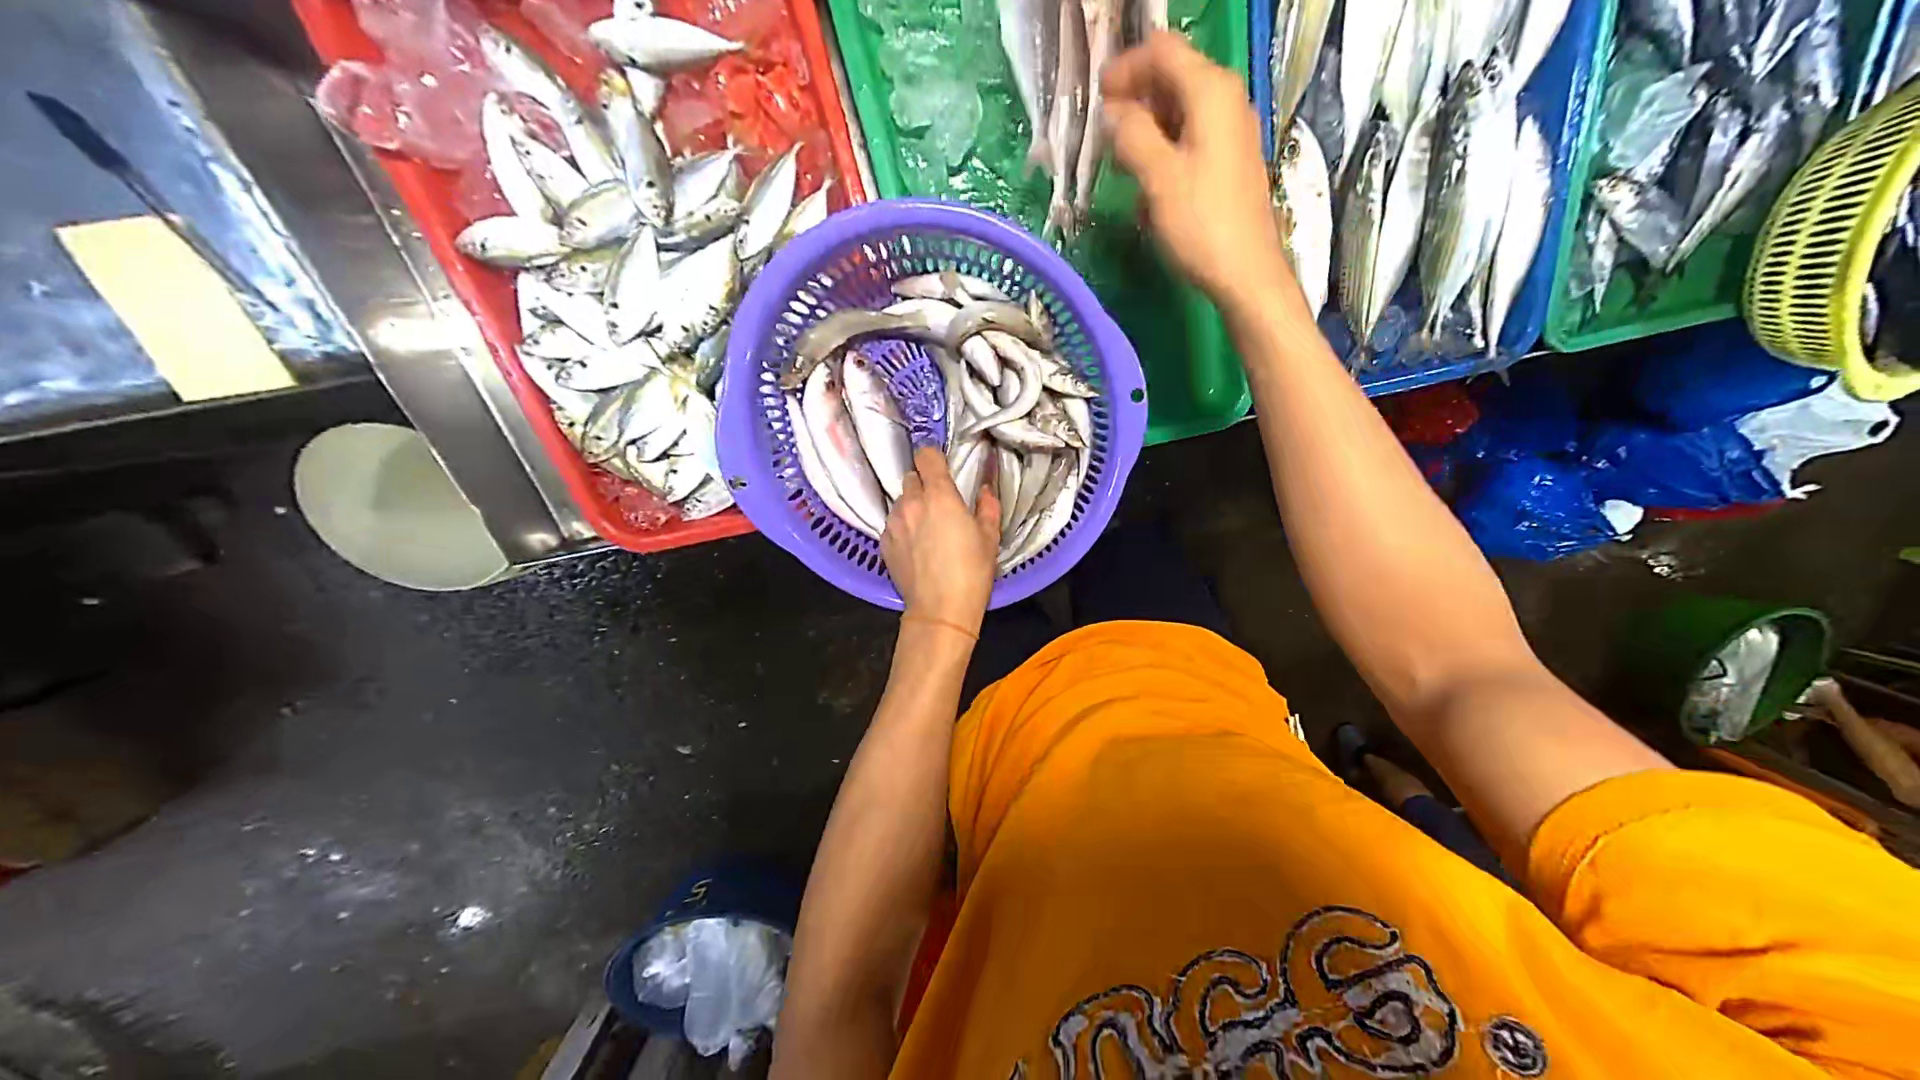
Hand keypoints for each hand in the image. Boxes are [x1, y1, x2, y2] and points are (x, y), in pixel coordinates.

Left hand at [882, 447, 999, 632]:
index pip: (926, 456)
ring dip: (912, 507)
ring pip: (900, 501)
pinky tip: (915, 546)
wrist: (940, 610)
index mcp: (939, 495)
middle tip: (939, 504)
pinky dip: (902, 528)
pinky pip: (892, 524)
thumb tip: (985, 489)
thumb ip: (987, 506)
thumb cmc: (971, 572)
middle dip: (924, 485)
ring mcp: (893, 523)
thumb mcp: (989, 537)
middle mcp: (911, 503)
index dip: (933, 459)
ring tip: (927, 528)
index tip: (941, 469)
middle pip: (911, 477)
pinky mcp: (883, 543)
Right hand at [1102, 33, 1301, 321]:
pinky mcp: (1228, 162)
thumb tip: (1113, 113)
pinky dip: (1164, 151)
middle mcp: (1226, 101)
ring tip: (1122, 165)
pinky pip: (1189, 140)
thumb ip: (1131, 135)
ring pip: (1179, 112)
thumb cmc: (1201, 224)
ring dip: (1146, 130)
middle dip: (1135, 100)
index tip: (1096, 99)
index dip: (1126, 68)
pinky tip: (1148, 185)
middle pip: (1172, 78)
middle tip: (1105, 136)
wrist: (1245, 273)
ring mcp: (1230, 132)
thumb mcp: (1157, 178)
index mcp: (1211, 92)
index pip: (1163, 51)